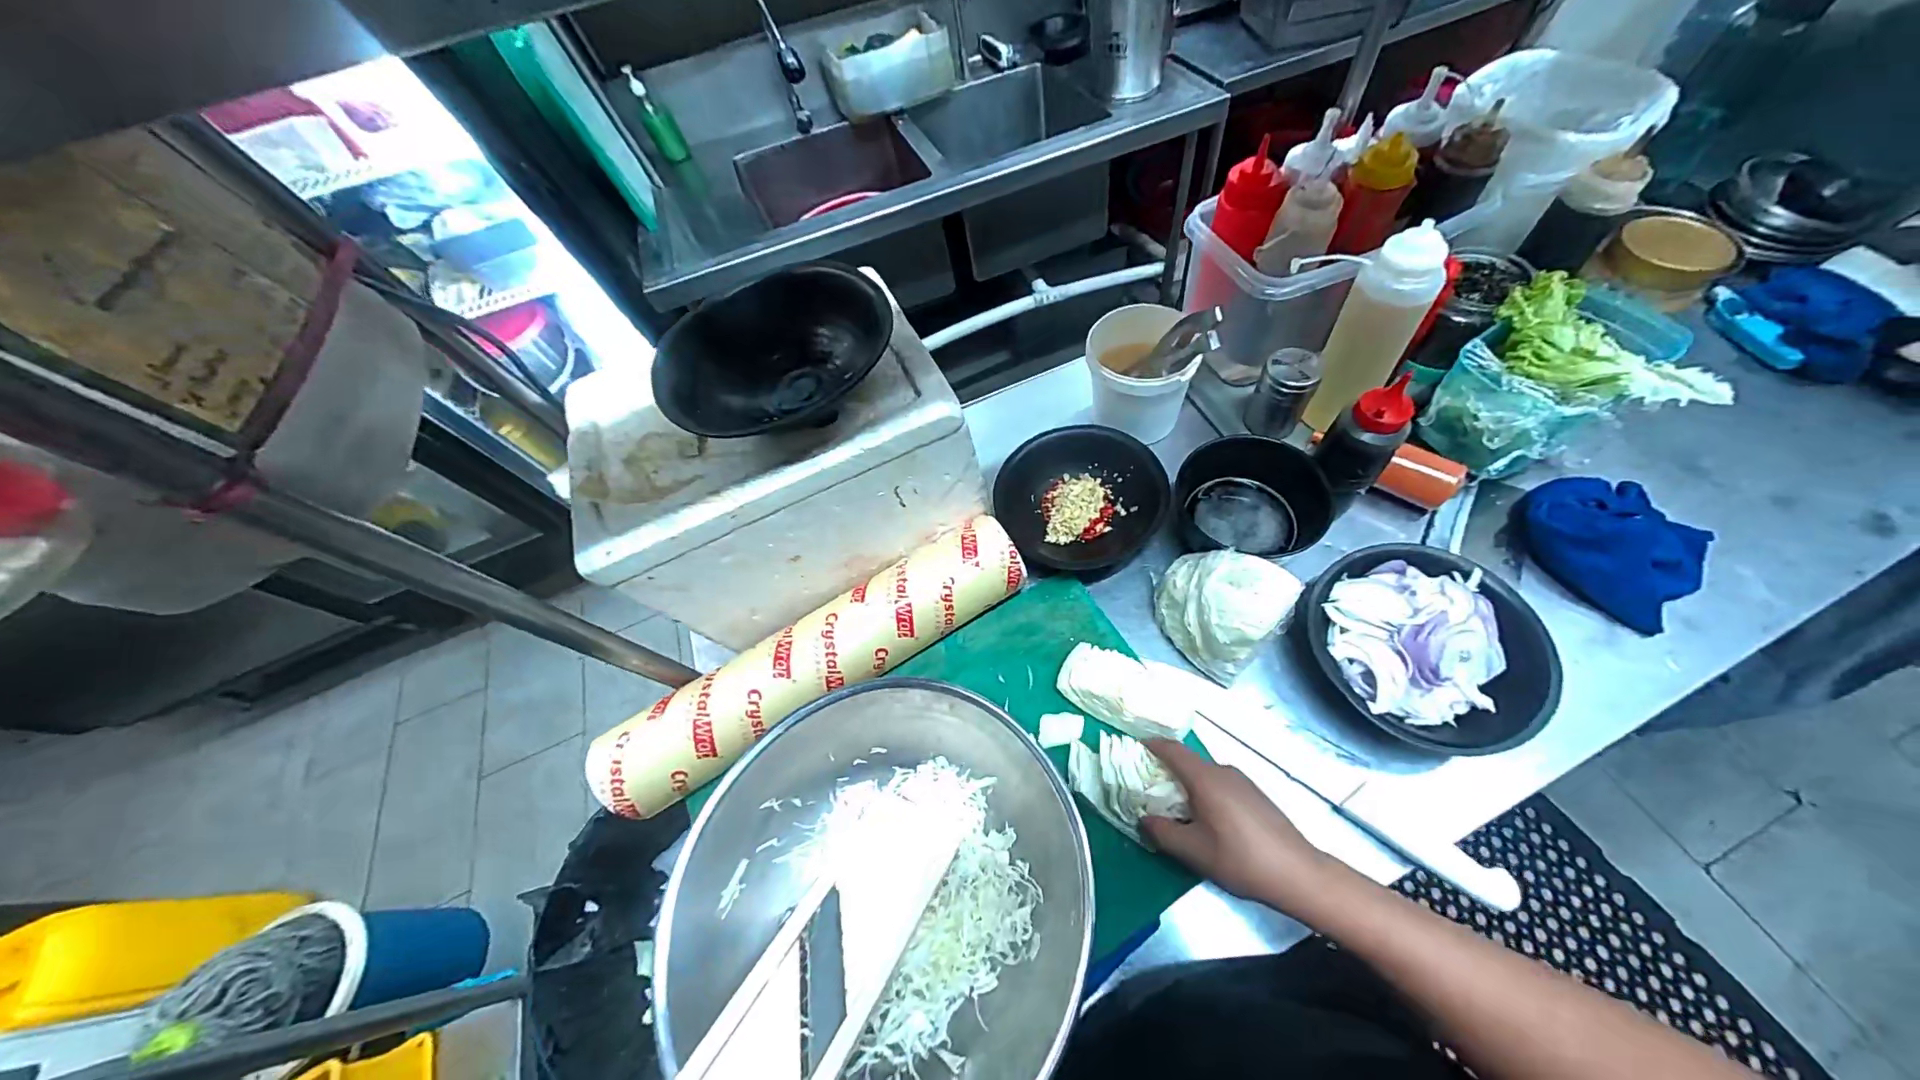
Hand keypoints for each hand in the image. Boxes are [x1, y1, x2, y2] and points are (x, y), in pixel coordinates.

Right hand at [1140, 738, 1339, 912]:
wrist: (1299, 874)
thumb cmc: (1240, 859)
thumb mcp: (1192, 850)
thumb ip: (1161, 832)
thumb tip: (1144, 819)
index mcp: (1206, 778)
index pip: (1172, 749)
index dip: (1151, 746)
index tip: (1133, 749)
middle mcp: (1223, 772)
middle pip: (1188, 763)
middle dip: (1165, 773)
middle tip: (1147, 791)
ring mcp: (1243, 783)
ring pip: (1205, 777)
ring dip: (1186, 788)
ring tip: (1175, 813)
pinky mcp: (1255, 797)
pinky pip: (1220, 786)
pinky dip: (1205, 795)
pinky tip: (1206, 823)